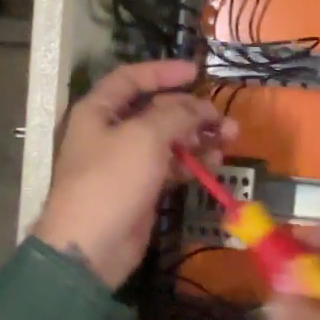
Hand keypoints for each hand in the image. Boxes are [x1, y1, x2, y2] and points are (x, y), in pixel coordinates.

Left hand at [30, 61, 235, 288]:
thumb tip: (199, 108)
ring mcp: (126, 162)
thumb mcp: (145, 137)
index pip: (131, 79)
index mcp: (99, 111)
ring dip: (198, 137)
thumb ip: (176, 114)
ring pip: (168, 140)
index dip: (163, 72)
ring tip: (228, 139)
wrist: (91, 247)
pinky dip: (191, 162)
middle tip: (222, 119)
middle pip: (156, 110)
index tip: (196, 73)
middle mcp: (111, 132)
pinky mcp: (140, 189)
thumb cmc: (111, 181)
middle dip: (191, 111)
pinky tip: (214, 162)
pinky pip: (170, 167)